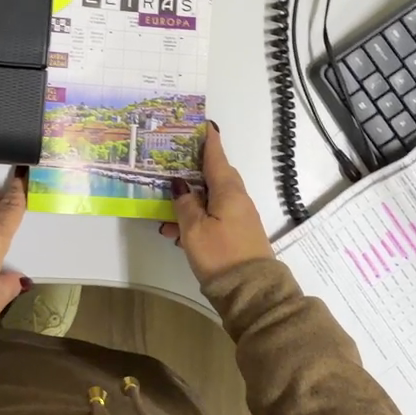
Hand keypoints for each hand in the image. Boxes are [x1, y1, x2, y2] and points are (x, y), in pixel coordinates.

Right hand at [160, 125, 273, 284]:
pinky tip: (177, 233)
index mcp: (228, 189)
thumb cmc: (220, 254)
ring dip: (189, 204)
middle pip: (212, 175)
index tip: (202, 122)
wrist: (250, 292)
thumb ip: (185, 203)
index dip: (207, 139)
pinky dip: (196, 219)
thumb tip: (180, 183)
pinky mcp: (237, 232)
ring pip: (210, 198)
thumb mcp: (193, 228)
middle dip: (191, 171)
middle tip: (169, 165)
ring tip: (164, 219)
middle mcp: (236, 197)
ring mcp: (238, 216)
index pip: (215, 155)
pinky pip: (213, 215)